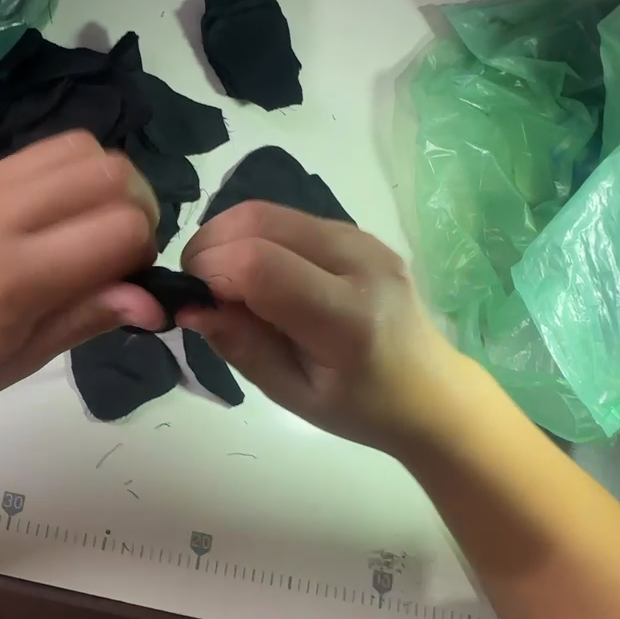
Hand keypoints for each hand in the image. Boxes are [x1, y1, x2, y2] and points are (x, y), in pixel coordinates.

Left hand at [0, 131, 165, 418]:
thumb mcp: (26, 358)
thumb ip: (91, 316)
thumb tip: (155, 300)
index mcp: (18, 274)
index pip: (121, 229)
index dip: (143, 253)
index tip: (126, 282)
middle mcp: (2, 216)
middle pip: (110, 171)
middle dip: (137, 208)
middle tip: (120, 249)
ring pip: (79, 147)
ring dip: (105, 181)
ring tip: (91, 225)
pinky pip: (39, 152)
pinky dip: (68, 172)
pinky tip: (56, 213)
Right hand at [178, 201, 473, 451]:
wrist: (430, 390)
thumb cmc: (360, 407)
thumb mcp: (291, 393)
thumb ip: (241, 346)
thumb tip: (189, 307)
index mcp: (348, 319)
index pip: (260, 267)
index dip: (210, 273)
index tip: (191, 302)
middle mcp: (360, 263)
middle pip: (259, 222)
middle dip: (208, 247)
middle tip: (196, 289)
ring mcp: (362, 239)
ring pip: (267, 210)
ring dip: (227, 238)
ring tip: (220, 282)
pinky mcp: (356, 231)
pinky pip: (286, 217)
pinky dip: (251, 236)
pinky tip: (250, 273)